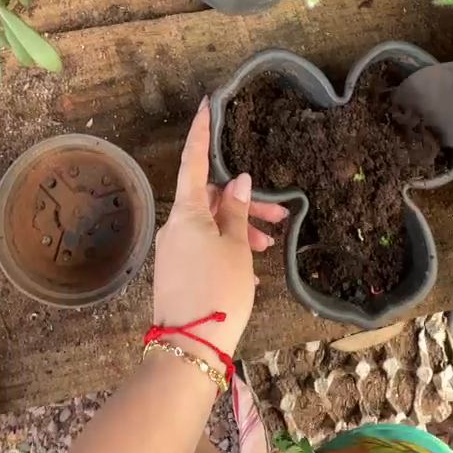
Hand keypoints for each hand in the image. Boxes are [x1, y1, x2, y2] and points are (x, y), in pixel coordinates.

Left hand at [152, 97, 287, 360]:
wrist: (189, 348)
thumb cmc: (218, 290)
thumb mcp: (236, 247)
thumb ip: (236, 211)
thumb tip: (237, 179)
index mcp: (187, 211)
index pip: (194, 160)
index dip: (201, 131)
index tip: (206, 104)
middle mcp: (174, 224)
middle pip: (211, 198)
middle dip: (244, 203)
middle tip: (279, 216)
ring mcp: (173, 249)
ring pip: (210, 225)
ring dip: (238, 230)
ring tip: (267, 248)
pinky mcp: (176, 271)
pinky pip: (203, 247)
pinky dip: (226, 249)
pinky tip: (248, 271)